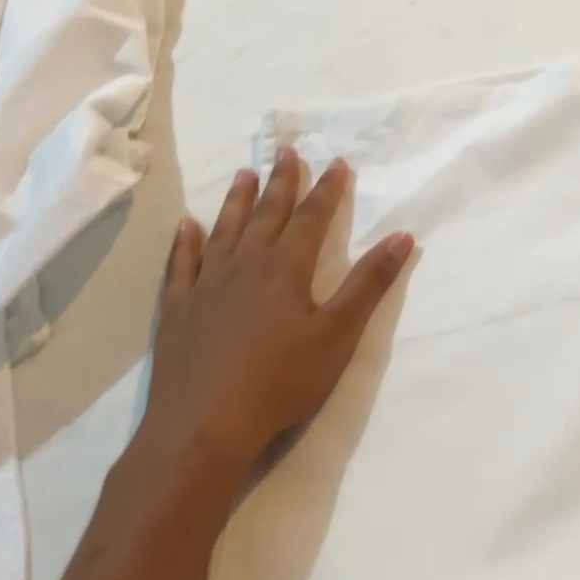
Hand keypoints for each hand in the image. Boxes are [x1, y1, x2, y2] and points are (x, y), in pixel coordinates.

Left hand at [140, 149, 413, 477]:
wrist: (202, 429)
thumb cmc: (281, 381)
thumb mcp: (339, 334)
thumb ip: (369, 284)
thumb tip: (401, 236)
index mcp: (286, 269)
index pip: (312, 219)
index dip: (327, 190)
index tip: (338, 163)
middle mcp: (244, 266)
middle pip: (267, 214)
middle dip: (282, 182)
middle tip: (286, 150)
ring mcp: (206, 287)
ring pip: (224, 231)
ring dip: (237, 201)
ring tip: (244, 174)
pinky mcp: (178, 311)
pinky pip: (181, 265)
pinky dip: (185, 241)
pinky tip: (185, 225)